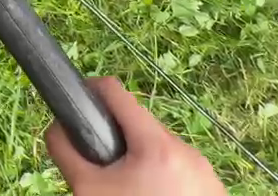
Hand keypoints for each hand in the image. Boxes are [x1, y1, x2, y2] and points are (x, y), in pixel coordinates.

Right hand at [46, 78, 224, 195]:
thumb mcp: (86, 189)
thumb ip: (64, 148)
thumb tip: (59, 126)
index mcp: (158, 147)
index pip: (113, 91)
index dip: (87, 92)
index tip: (77, 109)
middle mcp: (189, 154)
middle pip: (137, 121)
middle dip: (115, 136)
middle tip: (104, 167)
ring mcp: (209, 176)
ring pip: (159, 146)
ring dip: (138, 158)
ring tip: (129, 191)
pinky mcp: (218, 194)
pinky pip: (180, 169)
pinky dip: (161, 177)